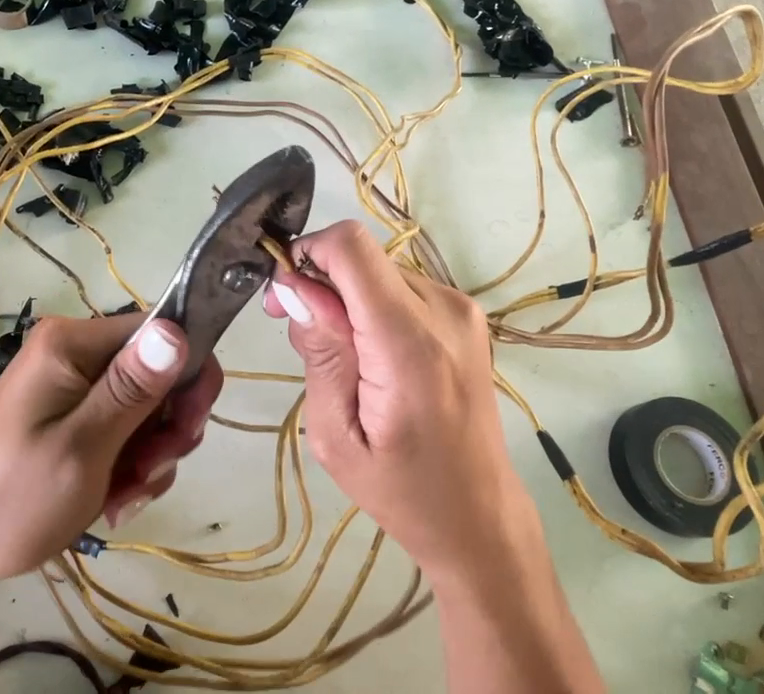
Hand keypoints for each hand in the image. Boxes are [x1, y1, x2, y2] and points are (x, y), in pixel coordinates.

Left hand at [0, 313, 223, 589]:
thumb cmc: (12, 501)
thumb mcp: (81, 448)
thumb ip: (132, 389)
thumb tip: (177, 328)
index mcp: (71, 343)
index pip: (162, 330)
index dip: (188, 376)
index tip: (186, 431)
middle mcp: (73, 354)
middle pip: (159, 372)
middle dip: (166, 428)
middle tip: (146, 475)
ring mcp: (72, 388)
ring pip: (148, 410)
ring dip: (149, 458)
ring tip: (120, 498)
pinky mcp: (71, 420)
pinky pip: (125, 433)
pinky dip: (129, 469)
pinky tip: (110, 502)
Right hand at [262, 220, 515, 572]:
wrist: (479, 517)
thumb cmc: (401, 491)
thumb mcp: (336, 435)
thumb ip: (320, 351)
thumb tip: (295, 286)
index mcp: (409, 343)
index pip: (351, 248)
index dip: (307, 255)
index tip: (284, 299)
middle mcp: (444, 311)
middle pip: (361, 256)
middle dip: (319, 282)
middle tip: (300, 333)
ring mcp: (462, 310)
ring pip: (378, 269)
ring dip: (345, 298)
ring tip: (339, 358)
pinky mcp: (465, 316)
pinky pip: (399, 287)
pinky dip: (371, 307)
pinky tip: (369, 356)